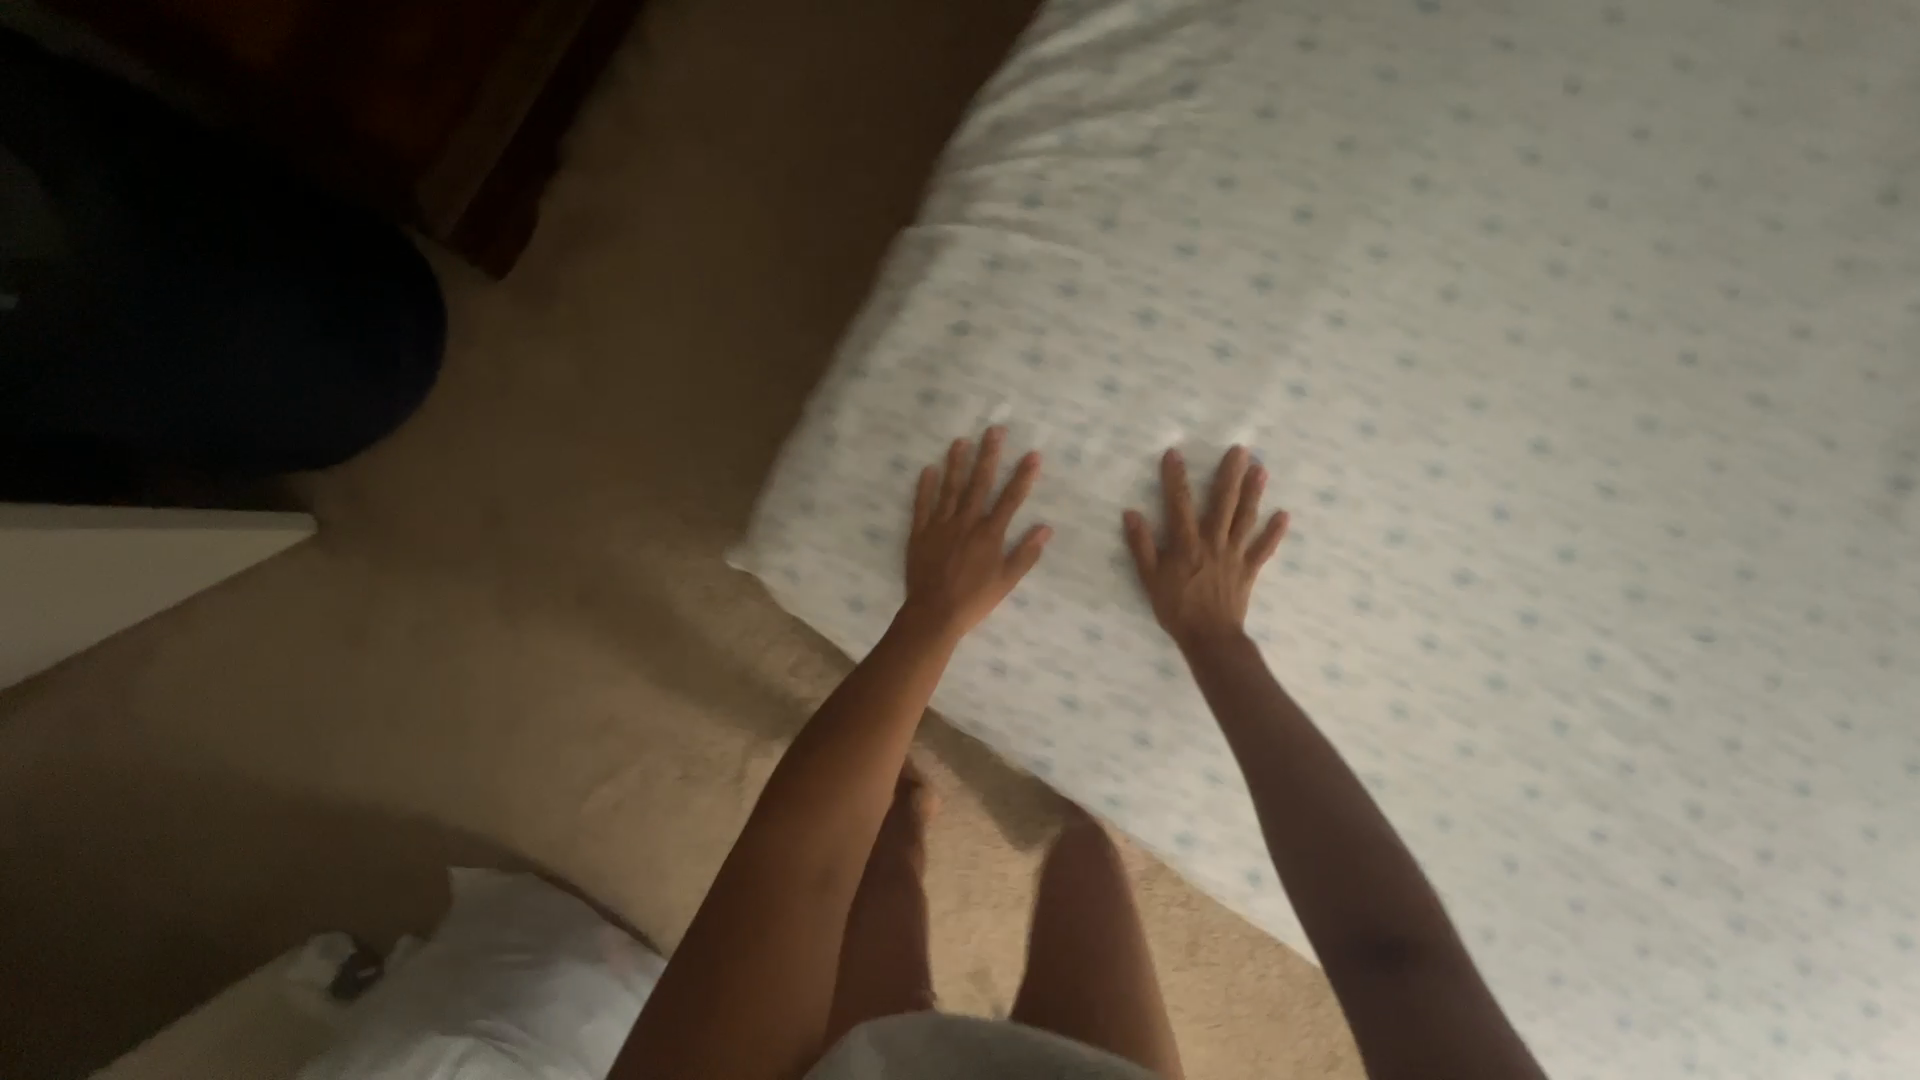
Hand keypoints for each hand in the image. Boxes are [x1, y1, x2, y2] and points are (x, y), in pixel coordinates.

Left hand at [902, 426, 1050, 639]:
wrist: (934, 614)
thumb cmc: (974, 600)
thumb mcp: (1007, 581)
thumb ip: (1026, 553)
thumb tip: (1046, 528)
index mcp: (989, 534)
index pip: (1010, 499)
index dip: (1023, 476)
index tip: (1033, 454)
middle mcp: (966, 522)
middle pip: (979, 483)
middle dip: (989, 455)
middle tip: (994, 430)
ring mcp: (940, 526)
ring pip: (950, 488)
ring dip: (956, 463)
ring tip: (961, 440)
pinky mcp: (920, 533)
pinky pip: (922, 505)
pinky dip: (925, 487)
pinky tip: (929, 468)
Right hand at [1123, 446, 1288, 649]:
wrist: (1209, 637)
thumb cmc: (1175, 608)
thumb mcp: (1149, 578)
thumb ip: (1141, 545)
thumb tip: (1131, 514)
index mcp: (1186, 543)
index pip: (1179, 503)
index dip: (1175, 477)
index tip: (1174, 452)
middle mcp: (1213, 542)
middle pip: (1223, 502)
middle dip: (1230, 474)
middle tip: (1240, 449)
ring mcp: (1234, 554)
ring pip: (1245, 518)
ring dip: (1254, 493)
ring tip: (1261, 469)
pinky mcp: (1249, 569)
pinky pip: (1263, 548)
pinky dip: (1274, 532)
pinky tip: (1283, 515)